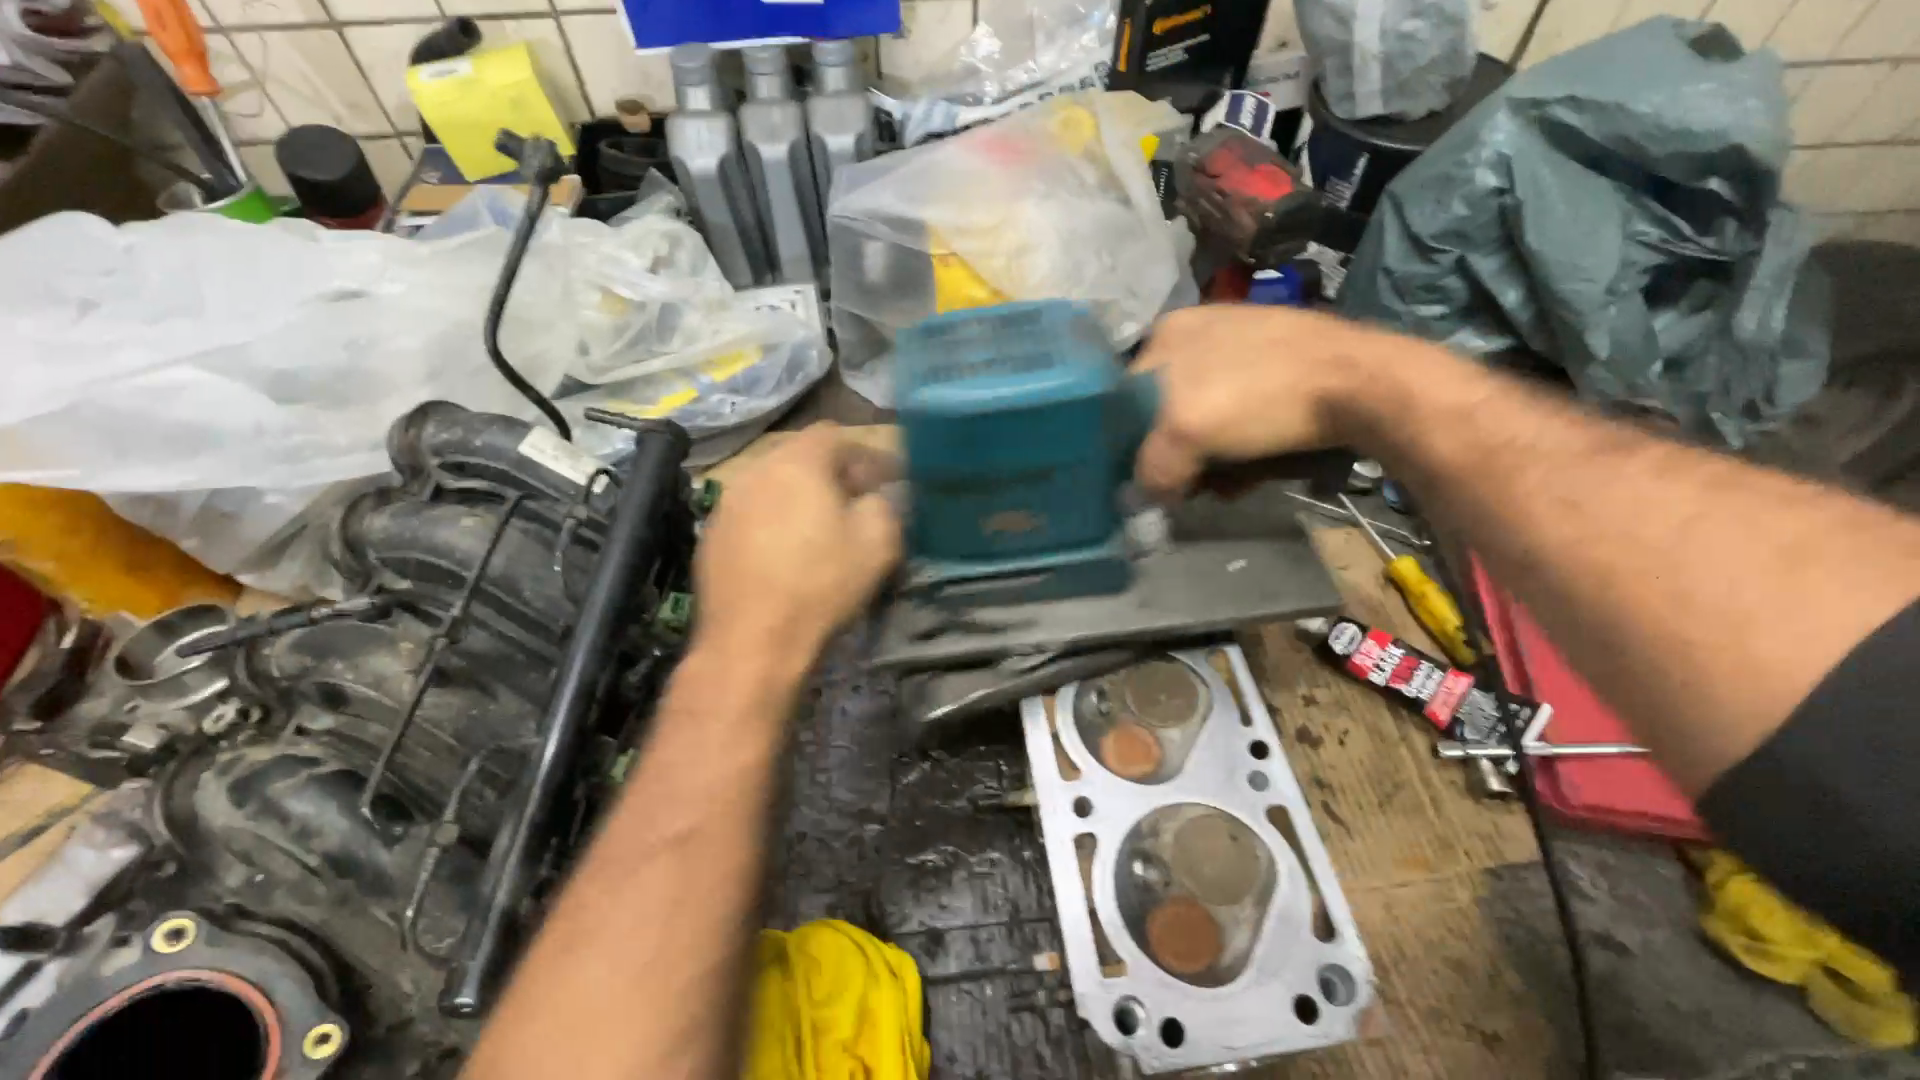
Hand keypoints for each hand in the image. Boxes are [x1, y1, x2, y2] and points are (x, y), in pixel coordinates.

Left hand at [691, 423, 903, 678]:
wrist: (752, 641)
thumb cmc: (820, 585)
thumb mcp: (877, 543)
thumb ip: (885, 505)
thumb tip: (877, 497)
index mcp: (797, 462)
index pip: (835, 434)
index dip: (865, 454)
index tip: (885, 482)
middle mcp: (755, 470)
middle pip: (800, 457)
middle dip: (833, 475)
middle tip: (856, 505)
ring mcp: (726, 503)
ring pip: (773, 486)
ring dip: (800, 499)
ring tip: (821, 532)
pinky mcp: (711, 536)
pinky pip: (752, 515)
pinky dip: (773, 523)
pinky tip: (785, 556)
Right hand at [1131, 305, 1385, 495]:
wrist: (1360, 384)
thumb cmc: (1260, 397)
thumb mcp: (1185, 433)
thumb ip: (1150, 468)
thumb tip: (1145, 495)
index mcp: (1166, 333)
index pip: (1125, 398)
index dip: (1131, 443)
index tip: (1151, 477)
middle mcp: (1198, 334)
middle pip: (1165, 413)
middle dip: (1180, 457)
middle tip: (1199, 485)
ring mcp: (1243, 347)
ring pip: (1206, 420)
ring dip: (1213, 461)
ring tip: (1235, 483)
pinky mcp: (1279, 366)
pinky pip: (1241, 417)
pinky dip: (1244, 449)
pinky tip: (1259, 469)